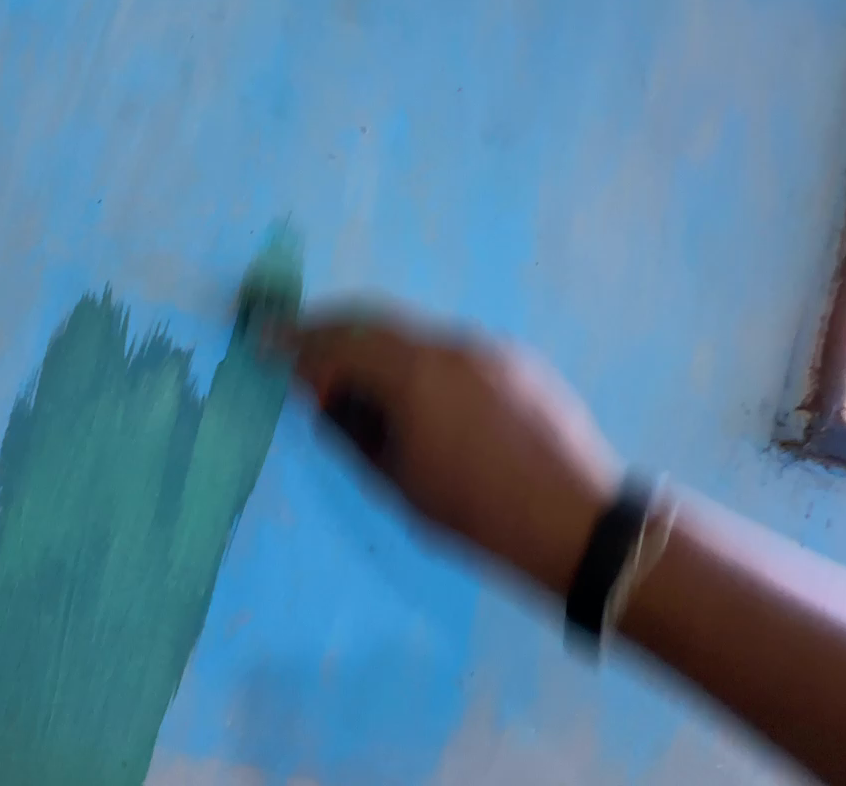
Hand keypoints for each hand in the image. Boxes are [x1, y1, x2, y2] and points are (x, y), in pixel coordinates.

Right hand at [283, 303, 620, 594]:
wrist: (582, 525)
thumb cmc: (475, 512)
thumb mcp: (395, 480)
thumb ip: (347, 430)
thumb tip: (318, 397)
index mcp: (412, 376)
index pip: (336, 344)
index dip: (294, 343)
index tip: (263, 341)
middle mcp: (445, 345)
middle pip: (368, 320)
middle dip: (324, 327)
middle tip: (293, 341)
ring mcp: (482, 347)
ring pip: (405, 329)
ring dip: (366, 341)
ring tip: (345, 369)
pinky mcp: (509, 358)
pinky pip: (440, 344)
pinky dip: (406, 354)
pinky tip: (405, 387)